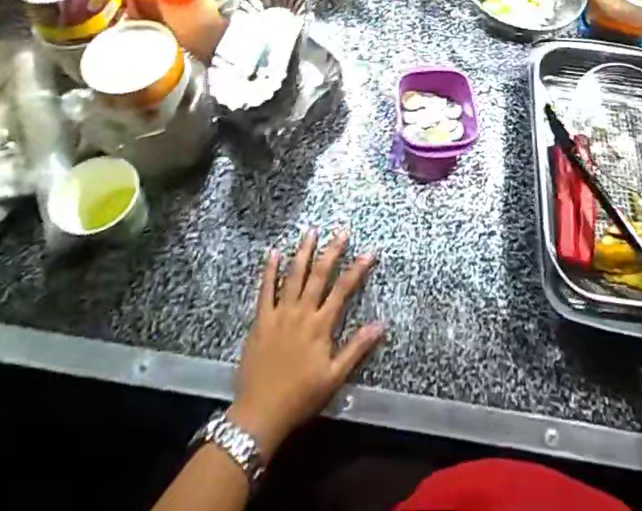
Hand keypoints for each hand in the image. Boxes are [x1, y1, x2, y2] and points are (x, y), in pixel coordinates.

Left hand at [229, 229, 383, 455]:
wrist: (262, 410)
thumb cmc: (302, 396)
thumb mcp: (335, 377)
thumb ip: (357, 348)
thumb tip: (381, 325)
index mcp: (321, 326)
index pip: (343, 290)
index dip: (357, 269)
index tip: (369, 251)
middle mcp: (301, 312)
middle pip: (319, 275)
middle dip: (332, 251)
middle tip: (341, 231)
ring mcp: (279, 312)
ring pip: (293, 275)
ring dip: (303, 252)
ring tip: (311, 232)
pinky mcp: (260, 318)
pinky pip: (265, 288)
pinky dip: (270, 269)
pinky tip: (274, 252)